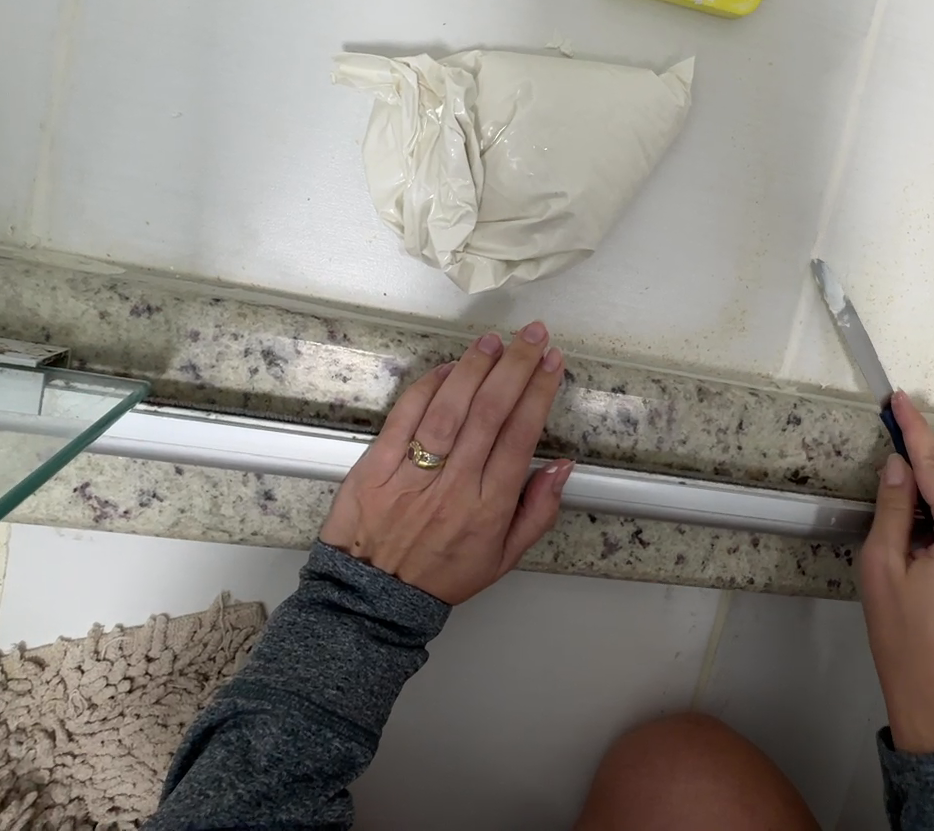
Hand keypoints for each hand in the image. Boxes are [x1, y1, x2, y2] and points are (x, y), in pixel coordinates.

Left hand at [319, 323, 573, 604]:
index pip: (520, 437)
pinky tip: (448, 368)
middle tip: (533, 335)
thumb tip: (562, 465)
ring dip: (474, 369)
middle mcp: (454, 487)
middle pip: (490, 414)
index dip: (539, 393)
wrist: (371, 598)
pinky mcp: (376, 466)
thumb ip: (538, 511)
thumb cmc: (444, 573)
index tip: (552, 361)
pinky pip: (404, 418)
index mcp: (488, 508)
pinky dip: (427, 388)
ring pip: (448, 410)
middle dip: (516, 367)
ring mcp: (412, 474)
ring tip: (495, 341)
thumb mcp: (505, 557)